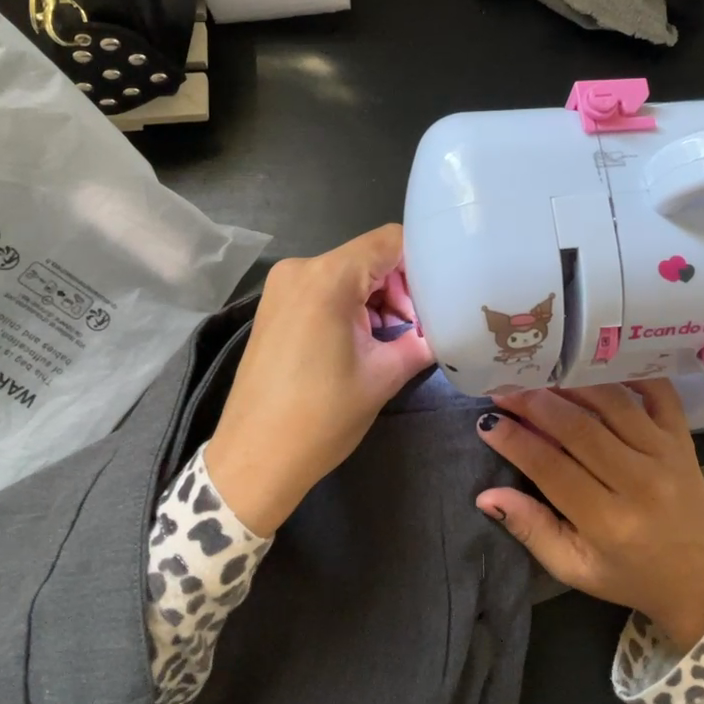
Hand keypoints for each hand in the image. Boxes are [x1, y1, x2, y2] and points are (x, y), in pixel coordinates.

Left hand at [204, 225, 432, 536]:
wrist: (254, 462)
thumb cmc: (321, 418)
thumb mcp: (384, 376)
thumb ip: (421, 340)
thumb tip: (449, 328)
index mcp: (328, 278)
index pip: (392, 241)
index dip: (424, 264)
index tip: (441, 299)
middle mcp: (301, 269)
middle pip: (370, 257)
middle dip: (402, 289)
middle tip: (418, 331)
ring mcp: (283, 286)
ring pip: (350, 274)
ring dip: (379, 301)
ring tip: (393, 344)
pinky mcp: (276, 306)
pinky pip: (327, 289)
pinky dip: (353, 307)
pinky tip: (364, 344)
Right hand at [474, 380, 703, 651]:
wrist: (699, 577)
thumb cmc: (629, 573)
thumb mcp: (575, 567)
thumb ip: (532, 530)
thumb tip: (485, 496)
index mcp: (610, 522)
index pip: (551, 468)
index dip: (515, 441)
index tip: (487, 421)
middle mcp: (640, 482)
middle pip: (579, 428)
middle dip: (534, 403)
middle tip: (503, 389)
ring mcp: (666, 453)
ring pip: (611, 402)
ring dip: (570, 385)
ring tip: (538, 376)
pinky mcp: (683, 437)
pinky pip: (657, 390)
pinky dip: (627, 372)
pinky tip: (595, 366)